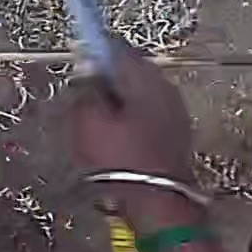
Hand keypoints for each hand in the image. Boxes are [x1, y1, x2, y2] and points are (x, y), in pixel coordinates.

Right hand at [66, 42, 204, 230]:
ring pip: (138, 90)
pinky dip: (127, 113)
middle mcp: (165, 89)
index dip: (93, 48)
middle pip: (130, 68)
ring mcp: (174, 111)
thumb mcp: (87, 119)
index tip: (76, 57)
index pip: (117, 47)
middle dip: (105, 74)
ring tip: (94, 115)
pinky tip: (112, 133)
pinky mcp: (175, 132)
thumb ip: (85, 88)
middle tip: (81, 90)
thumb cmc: (117, 158)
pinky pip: (146, 110)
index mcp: (144, 80)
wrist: (154, 204)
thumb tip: (87, 67)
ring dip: (116, 95)